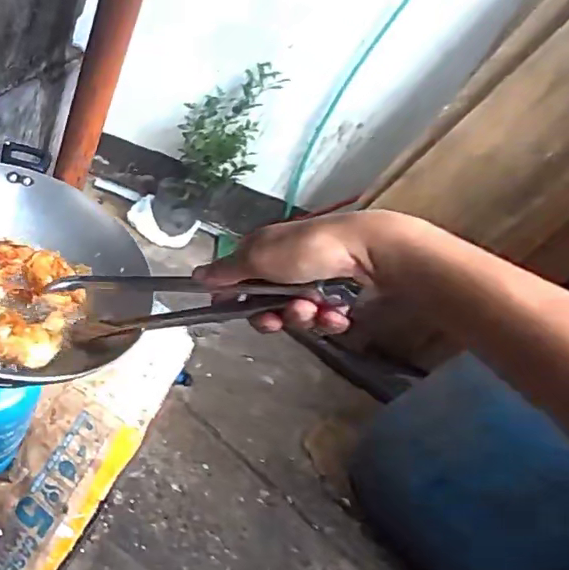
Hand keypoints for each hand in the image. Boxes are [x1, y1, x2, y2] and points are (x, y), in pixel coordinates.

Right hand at [192, 210, 415, 334]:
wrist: (373, 252)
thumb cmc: (307, 249)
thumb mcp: (256, 257)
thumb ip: (225, 271)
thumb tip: (195, 276)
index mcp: (264, 250)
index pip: (237, 278)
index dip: (232, 296)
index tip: (229, 309)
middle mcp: (287, 265)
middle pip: (264, 302)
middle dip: (268, 313)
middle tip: (276, 317)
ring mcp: (315, 282)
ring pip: (293, 313)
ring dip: (299, 317)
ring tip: (314, 310)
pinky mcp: (343, 298)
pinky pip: (324, 319)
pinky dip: (327, 320)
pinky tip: (336, 315)